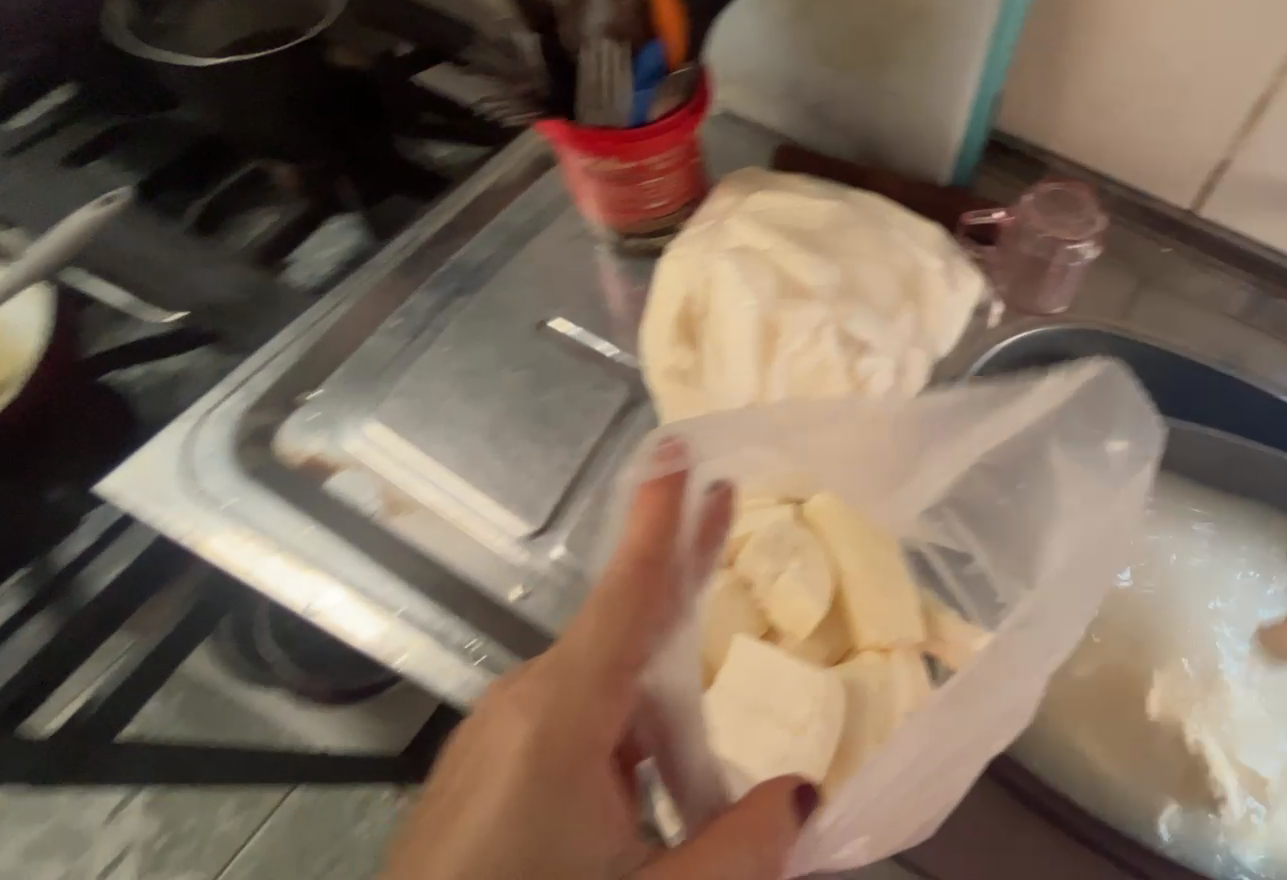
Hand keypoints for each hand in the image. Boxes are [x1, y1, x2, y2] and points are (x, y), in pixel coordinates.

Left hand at [382, 441, 818, 879]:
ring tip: (690, 802)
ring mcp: (495, 737)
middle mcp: (524, 705)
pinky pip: (572, 726)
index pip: (627, 596)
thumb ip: (745, 846)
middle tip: (726, 498)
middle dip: (684, 574)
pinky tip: (640, 812)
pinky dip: (623, 743)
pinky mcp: (482, 771)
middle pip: (627, 631)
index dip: (658, 519)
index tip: (673, 447)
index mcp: (561, 718)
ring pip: (605, 693)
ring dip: (662, 718)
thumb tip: (805, 793)